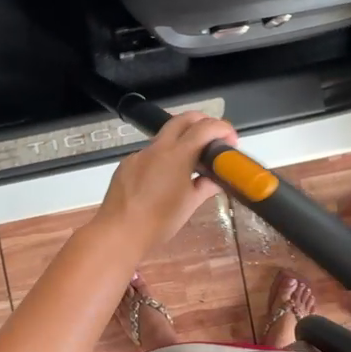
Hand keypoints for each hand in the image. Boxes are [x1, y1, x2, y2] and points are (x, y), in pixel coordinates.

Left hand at [93, 112, 236, 254]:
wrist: (119, 232)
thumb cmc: (159, 221)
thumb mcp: (189, 204)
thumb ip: (205, 186)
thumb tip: (215, 180)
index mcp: (177, 155)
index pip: (205, 128)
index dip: (223, 129)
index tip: (231, 141)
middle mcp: (157, 148)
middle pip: (183, 119)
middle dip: (202, 122)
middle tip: (213, 139)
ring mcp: (138, 155)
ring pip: (164, 137)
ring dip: (181, 142)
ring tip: (190, 164)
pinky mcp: (126, 165)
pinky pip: (149, 154)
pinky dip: (162, 158)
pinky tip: (163, 180)